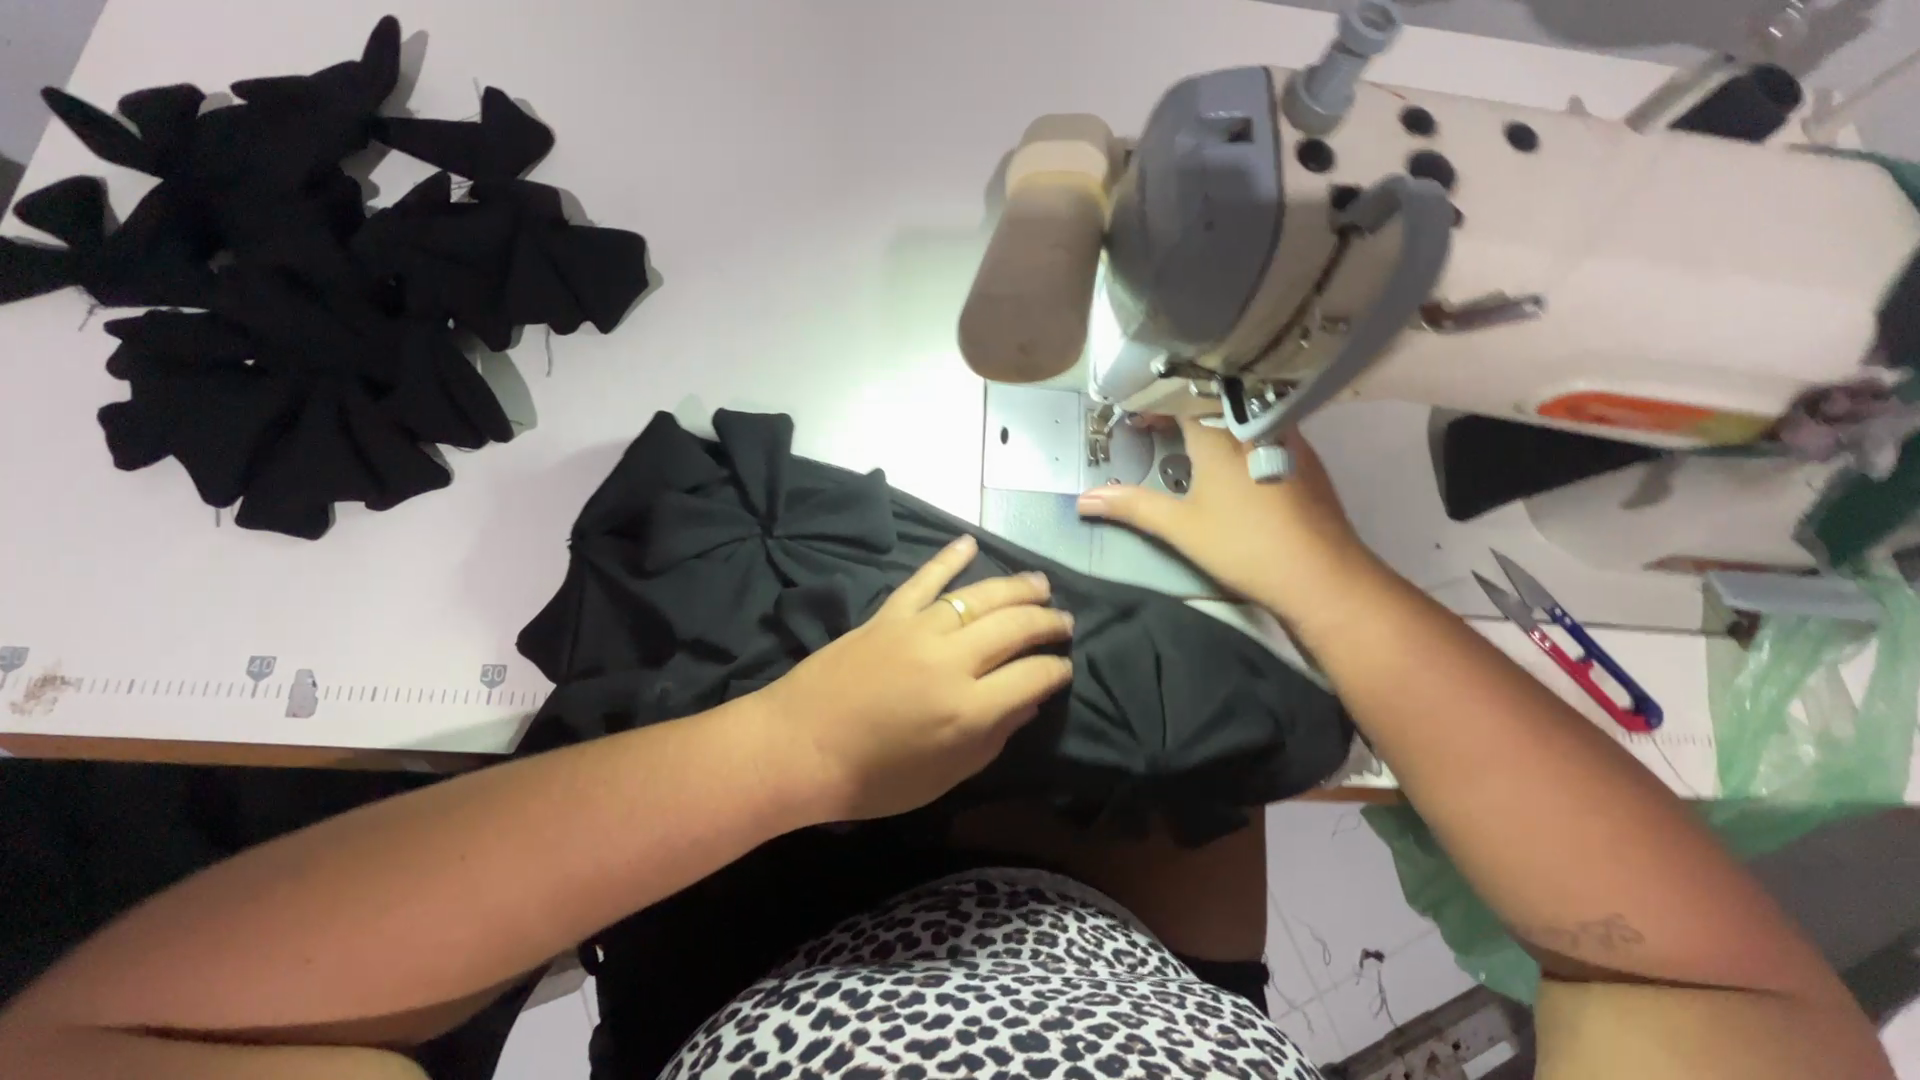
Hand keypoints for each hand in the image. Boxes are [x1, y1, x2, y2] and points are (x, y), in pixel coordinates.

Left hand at [750, 535, 1075, 821]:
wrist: (797, 749)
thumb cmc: (874, 779)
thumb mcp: (945, 776)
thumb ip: (994, 738)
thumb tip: (1029, 702)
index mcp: (969, 710)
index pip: (1033, 677)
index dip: (1057, 670)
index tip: (1064, 668)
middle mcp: (951, 661)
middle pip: (1014, 628)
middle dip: (1047, 622)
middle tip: (1065, 622)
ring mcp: (917, 631)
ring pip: (979, 596)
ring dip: (1015, 587)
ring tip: (1040, 584)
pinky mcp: (887, 616)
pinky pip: (924, 580)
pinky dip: (947, 559)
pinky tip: (970, 543)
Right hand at [1076, 418, 1379, 623]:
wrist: (1320, 574)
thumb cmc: (1244, 546)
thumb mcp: (1181, 527)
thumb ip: (1132, 506)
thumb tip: (1084, 499)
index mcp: (1220, 430)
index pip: (1178, 395)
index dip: (1151, 401)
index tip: (1131, 417)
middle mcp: (1254, 420)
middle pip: (1211, 396)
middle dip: (1179, 406)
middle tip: (1154, 425)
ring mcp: (1286, 435)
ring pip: (1241, 408)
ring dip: (1212, 416)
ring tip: (1188, 437)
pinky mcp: (1304, 454)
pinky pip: (1265, 424)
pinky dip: (1239, 430)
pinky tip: (1231, 459)